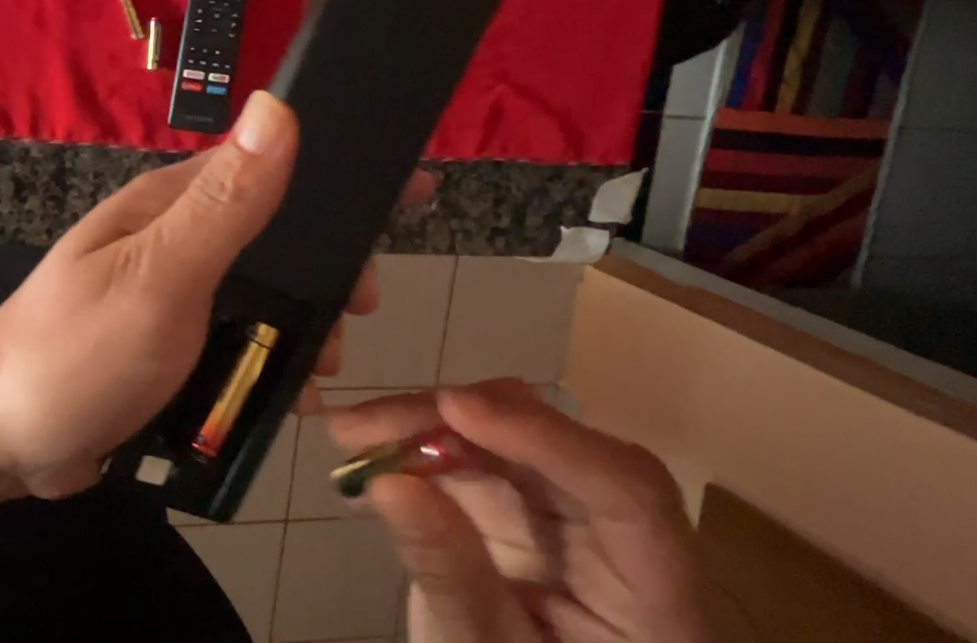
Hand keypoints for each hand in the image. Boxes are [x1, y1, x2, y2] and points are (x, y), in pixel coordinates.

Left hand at [0, 91, 430, 499]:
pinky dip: (268, 366)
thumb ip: (222, 203)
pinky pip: (237, 346)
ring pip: (262, 299)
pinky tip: (286, 400)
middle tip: (356, 317)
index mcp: (168, 206)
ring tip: (317, 372)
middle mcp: (172, 241)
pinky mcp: (167, 348)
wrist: (0, 441)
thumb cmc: (75, 355)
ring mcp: (169, 297)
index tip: (410, 198)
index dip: (335, 179)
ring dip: (301, 330)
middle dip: (325, 273)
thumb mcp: (158, 278)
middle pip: (274, 239)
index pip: (266, 166)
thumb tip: (276, 107)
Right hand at [325, 381, 710, 642]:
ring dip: (425, 428)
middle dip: (453, 421)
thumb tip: (387, 483)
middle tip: (363, 426)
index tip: (450, 406)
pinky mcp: (527, 517)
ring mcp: (574, 525)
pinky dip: (420, 453)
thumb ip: (452, 579)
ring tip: (350, 436)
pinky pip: (475, 463)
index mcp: (658, 601)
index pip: (624, 492)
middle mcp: (625, 543)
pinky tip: (370, 456)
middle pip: (554, 448)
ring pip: (507, 442)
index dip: (542, 437)